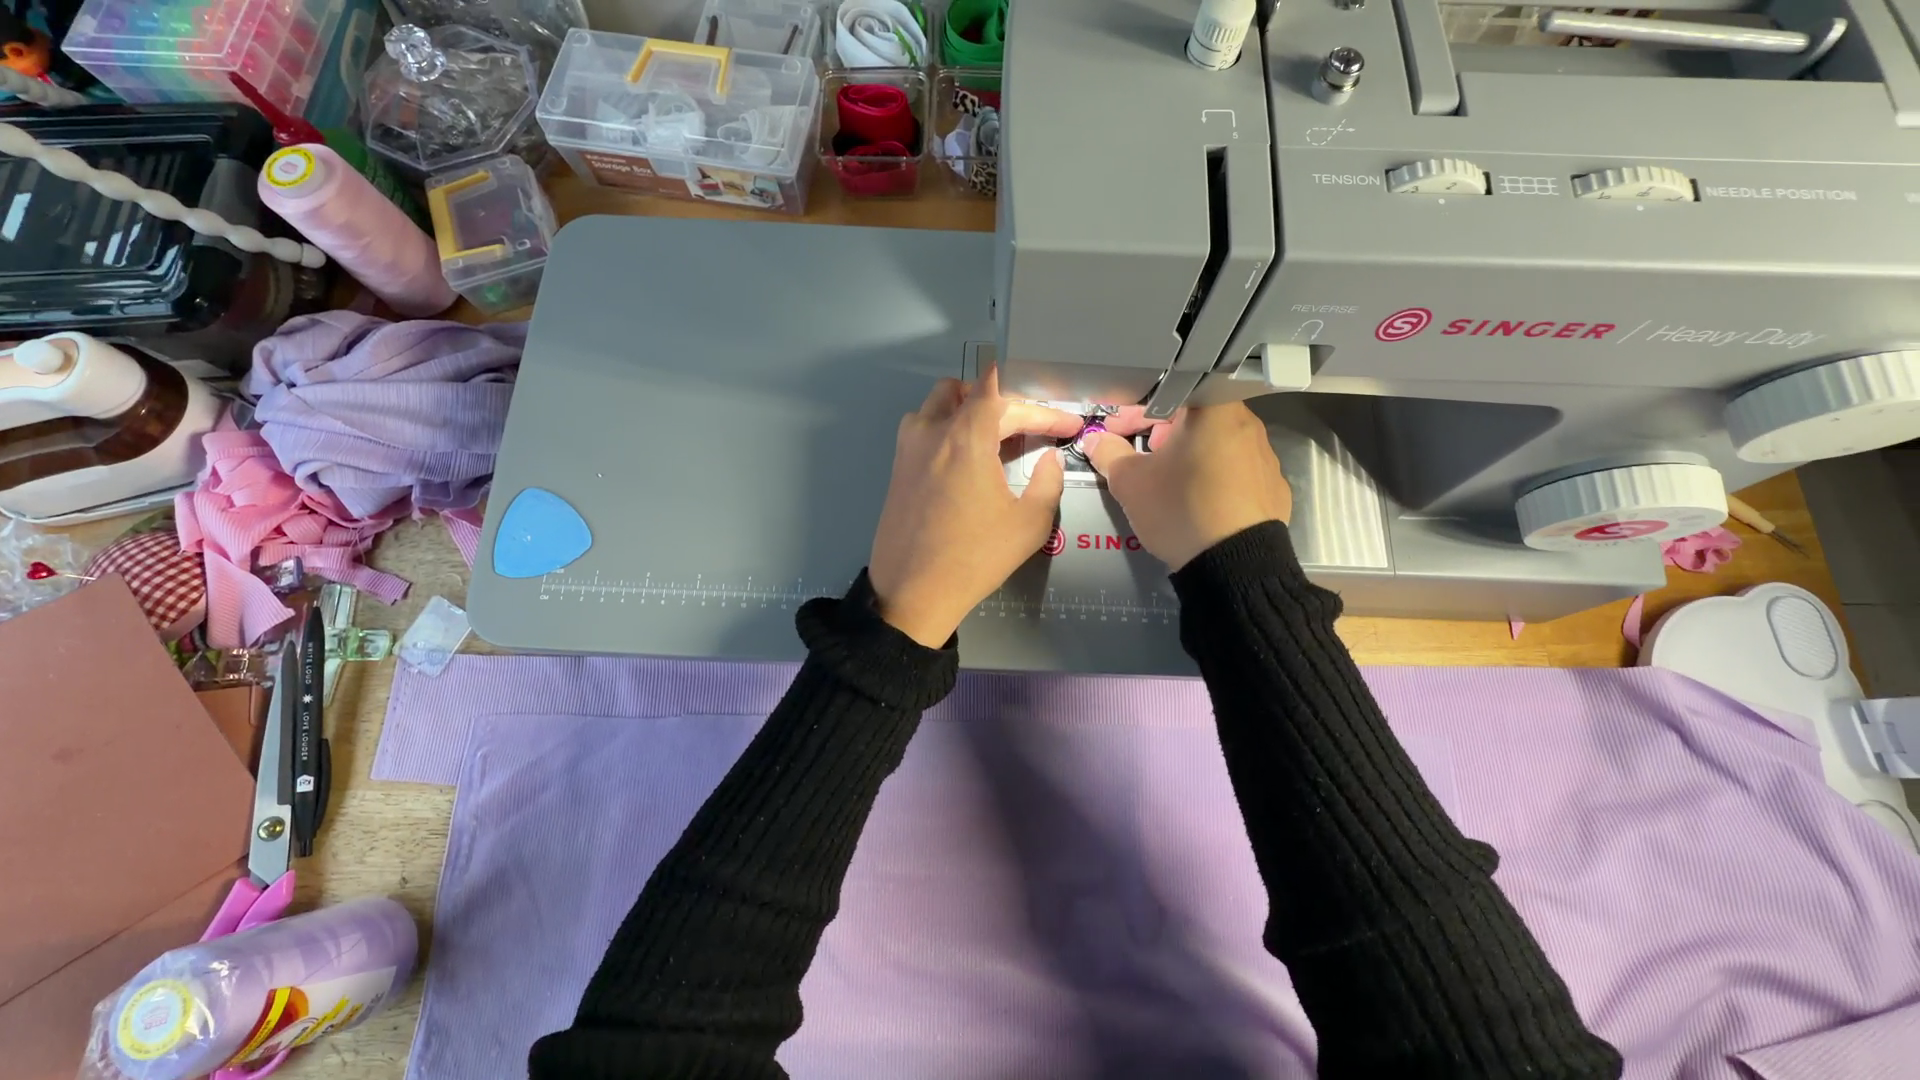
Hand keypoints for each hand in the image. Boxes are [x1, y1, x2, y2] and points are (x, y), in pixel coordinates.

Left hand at [869, 368, 1083, 646]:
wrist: (912, 592)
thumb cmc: (975, 558)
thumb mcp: (1029, 524)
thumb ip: (1048, 482)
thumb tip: (1051, 459)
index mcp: (965, 437)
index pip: (999, 391)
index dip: (1036, 403)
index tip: (1062, 425)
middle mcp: (932, 431)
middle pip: (970, 393)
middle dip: (1009, 405)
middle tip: (1037, 431)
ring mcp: (908, 447)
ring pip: (940, 404)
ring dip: (971, 409)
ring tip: (1000, 437)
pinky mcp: (898, 467)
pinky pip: (925, 428)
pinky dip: (949, 427)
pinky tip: (969, 458)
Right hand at [1082, 402, 1291, 570]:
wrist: (1234, 563)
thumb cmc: (1179, 508)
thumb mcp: (1131, 483)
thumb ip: (1109, 454)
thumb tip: (1096, 441)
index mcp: (1212, 411)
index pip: (1168, 395)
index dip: (1137, 412)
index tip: (1119, 430)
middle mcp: (1246, 425)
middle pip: (1196, 418)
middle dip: (1162, 433)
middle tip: (1140, 454)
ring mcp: (1266, 457)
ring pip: (1217, 445)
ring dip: (1189, 455)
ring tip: (1168, 481)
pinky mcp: (1274, 487)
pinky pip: (1236, 471)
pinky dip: (1214, 477)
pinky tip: (1199, 501)